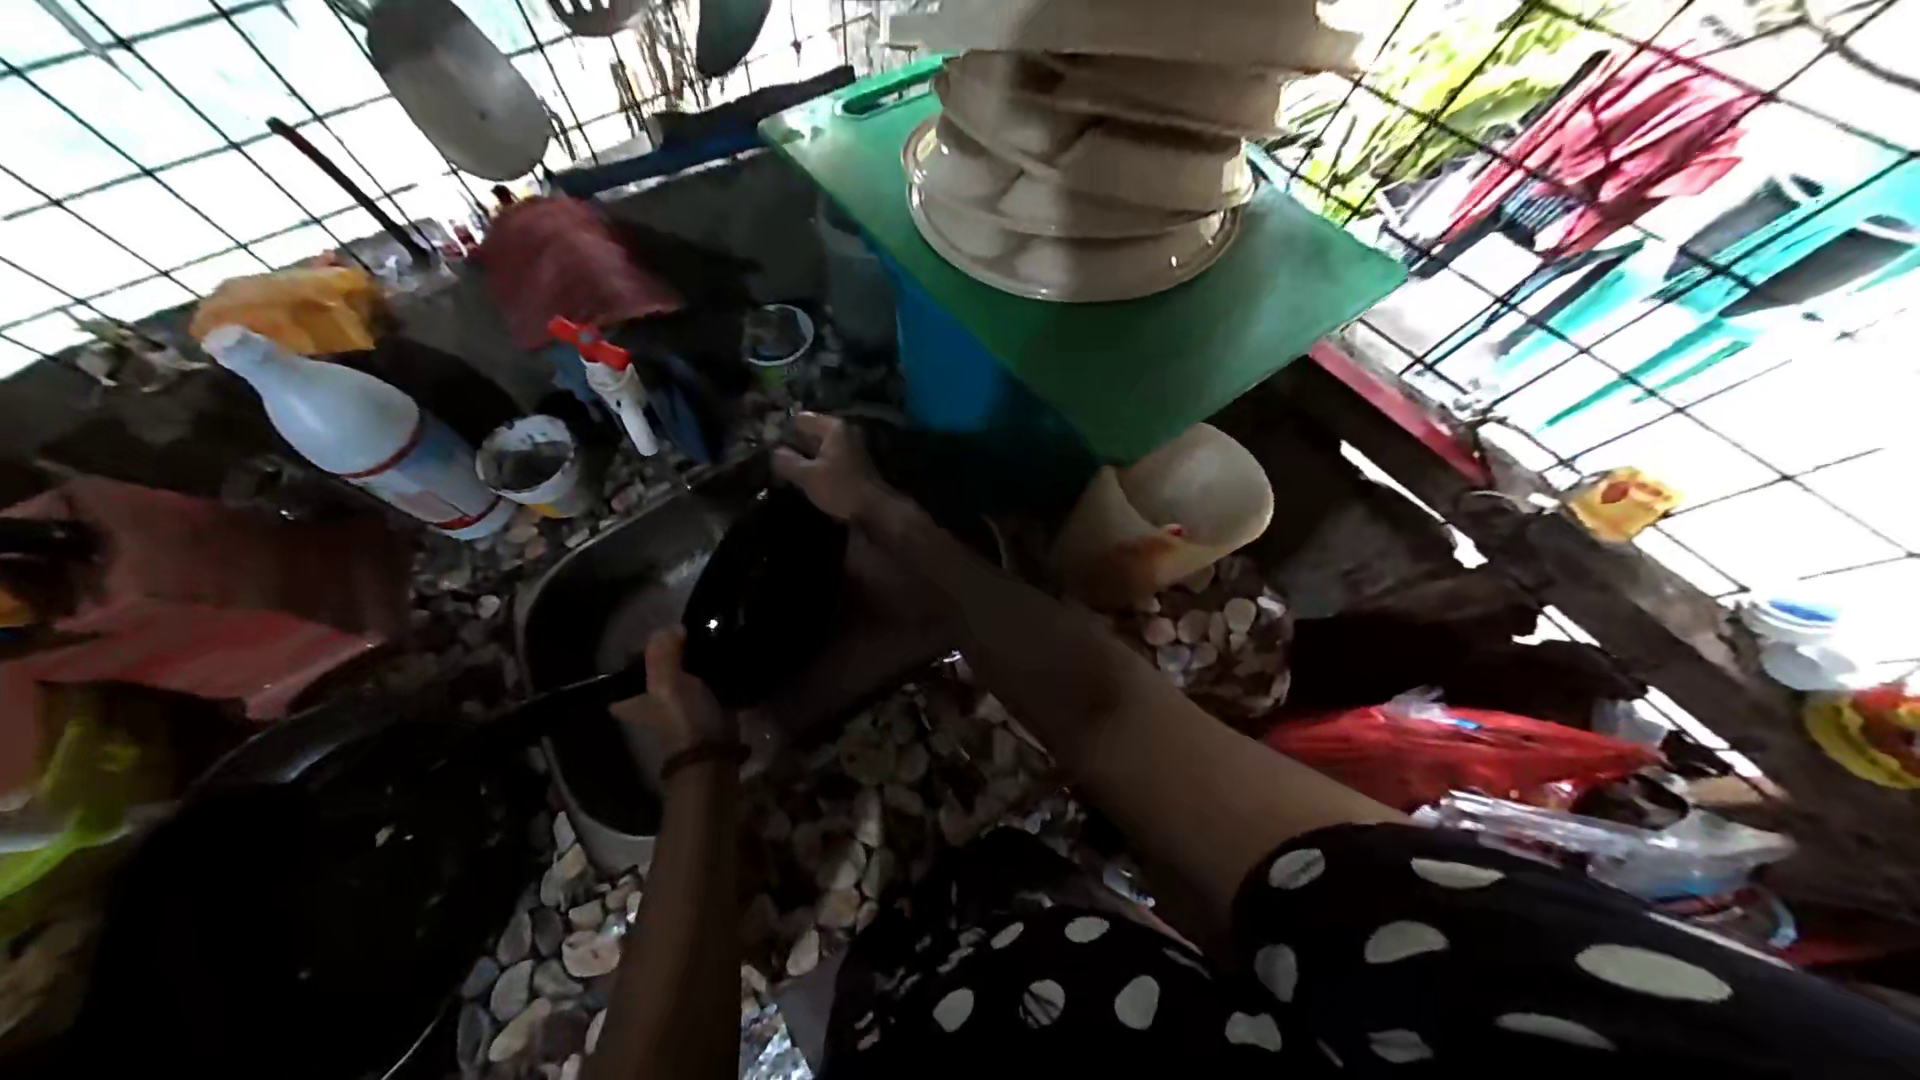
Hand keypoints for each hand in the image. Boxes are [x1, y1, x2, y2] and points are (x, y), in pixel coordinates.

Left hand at [609, 627, 734, 762]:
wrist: (714, 755)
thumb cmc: (684, 720)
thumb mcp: (667, 683)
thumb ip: (663, 653)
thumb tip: (671, 627)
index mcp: (627, 698)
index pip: (631, 661)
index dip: (649, 646)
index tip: (670, 633)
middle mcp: (646, 701)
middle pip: (658, 664)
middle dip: (674, 650)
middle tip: (692, 632)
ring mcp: (673, 705)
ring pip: (681, 671)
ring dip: (693, 659)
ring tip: (708, 641)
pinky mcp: (699, 708)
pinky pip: (701, 681)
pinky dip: (709, 672)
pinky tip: (720, 659)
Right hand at [771, 412, 888, 523]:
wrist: (874, 509)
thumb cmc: (840, 488)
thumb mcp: (808, 475)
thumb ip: (787, 461)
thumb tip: (774, 452)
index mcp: (834, 428)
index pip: (801, 419)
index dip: (783, 429)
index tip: (767, 441)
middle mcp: (844, 432)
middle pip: (811, 432)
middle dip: (792, 443)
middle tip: (770, 455)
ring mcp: (850, 448)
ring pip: (819, 446)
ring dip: (803, 455)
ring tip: (782, 466)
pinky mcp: (852, 464)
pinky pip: (827, 458)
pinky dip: (815, 464)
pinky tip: (801, 475)